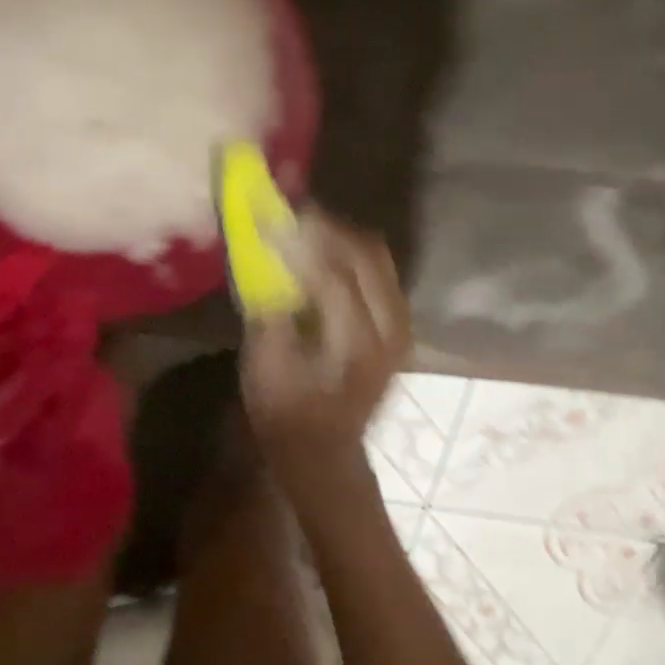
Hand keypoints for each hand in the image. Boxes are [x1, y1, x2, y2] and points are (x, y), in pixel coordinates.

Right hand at [240, 211, 410, 494]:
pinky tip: (320, 251)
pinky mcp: (398, 326)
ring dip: (339, 236)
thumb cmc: (285, 416)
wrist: (324, 453)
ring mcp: (401, 327)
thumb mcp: (264, 371)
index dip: (299, 241)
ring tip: (302, 224)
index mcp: (357, 346)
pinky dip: (349, 254)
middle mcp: (390, 330)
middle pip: (365, 256)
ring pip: (377, 258)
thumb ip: (269, 312)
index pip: (333, 275)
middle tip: (288, 210)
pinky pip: (379, 272)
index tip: (270, 215)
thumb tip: (264, 257)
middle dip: (325, 227)